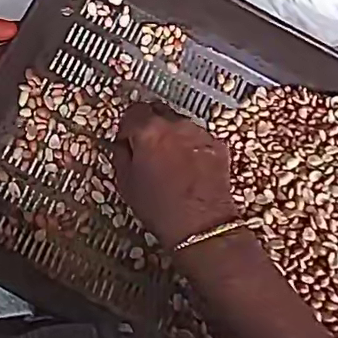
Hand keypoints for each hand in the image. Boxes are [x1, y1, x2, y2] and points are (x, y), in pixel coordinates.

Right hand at [109, 101, 239, 249]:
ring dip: (172, 136)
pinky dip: (191, 147)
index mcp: (148, 131)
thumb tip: (121, 146)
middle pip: (158, 111)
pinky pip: (198, 138)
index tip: (126, 138)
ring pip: (179, 124)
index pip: (132, 112)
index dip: (127, 127)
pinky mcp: (217, 145)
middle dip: (150, 126)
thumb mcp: (126, 183)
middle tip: (146, 147)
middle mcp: (175, 125)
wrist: (200, 225)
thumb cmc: (162, 208)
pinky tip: (187, 168)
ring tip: (168, 163)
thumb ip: (120, 155)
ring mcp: (198, 133)